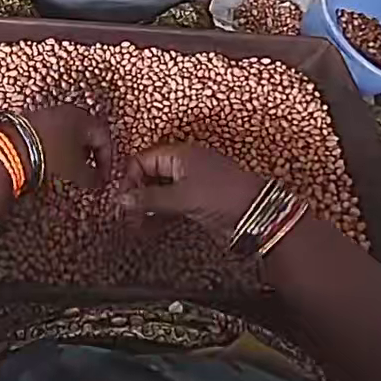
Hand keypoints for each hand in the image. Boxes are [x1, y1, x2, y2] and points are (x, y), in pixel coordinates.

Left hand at [16, 104, 113, 188]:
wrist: (14, 146)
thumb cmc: (51, 156)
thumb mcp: (76, 171)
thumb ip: (92, 177)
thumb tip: (97, 181)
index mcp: (85, 119)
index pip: (104, 139)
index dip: (106, 162)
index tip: (102, 178)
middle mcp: (69, 111)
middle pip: (87, 134)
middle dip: (90, 155)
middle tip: (89, 172)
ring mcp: (49, 113)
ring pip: (69, 133)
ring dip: (73, 151)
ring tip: (69, 169)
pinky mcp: (33, 118)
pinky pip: (53, 133)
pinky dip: (57, 146)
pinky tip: (51, 160)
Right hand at [116, 143, 264, 240]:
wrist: (257, 214)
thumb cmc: (224, 196)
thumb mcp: (181, 197)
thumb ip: (149, 198)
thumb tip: (123, 199)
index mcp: (179, 154)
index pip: (142, 160)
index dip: (129, 179)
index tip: (123, 200)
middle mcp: (183, 165)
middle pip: (149, 175)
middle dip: (136, 194)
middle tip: (128, 215)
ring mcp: (191, 182)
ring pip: (159, 190)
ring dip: (146, 206)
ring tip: (137, 224)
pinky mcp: (196, 198)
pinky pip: (170, 202)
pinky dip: (159, 212)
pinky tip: (151, 226)